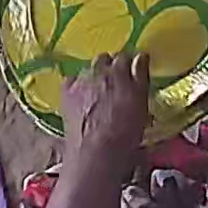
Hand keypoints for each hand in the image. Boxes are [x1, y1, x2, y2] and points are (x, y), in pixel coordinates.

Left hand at [61, 53, 150, 176]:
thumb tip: (140, 55)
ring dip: (95, 75)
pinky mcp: (66, 92)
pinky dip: (77, 84)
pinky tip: (81, 95)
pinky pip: (72, 79)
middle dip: (111, 66)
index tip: (133, 73)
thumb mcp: (141, 101)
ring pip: (89, 69)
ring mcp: (80, 80)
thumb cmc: (125, 130)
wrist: (96, 152)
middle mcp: (98, 69)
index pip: (126, 56)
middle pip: (105, 59)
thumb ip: (140, 75)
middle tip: (117, 83)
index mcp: (120, 70)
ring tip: (99, 92)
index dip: (130, 64)